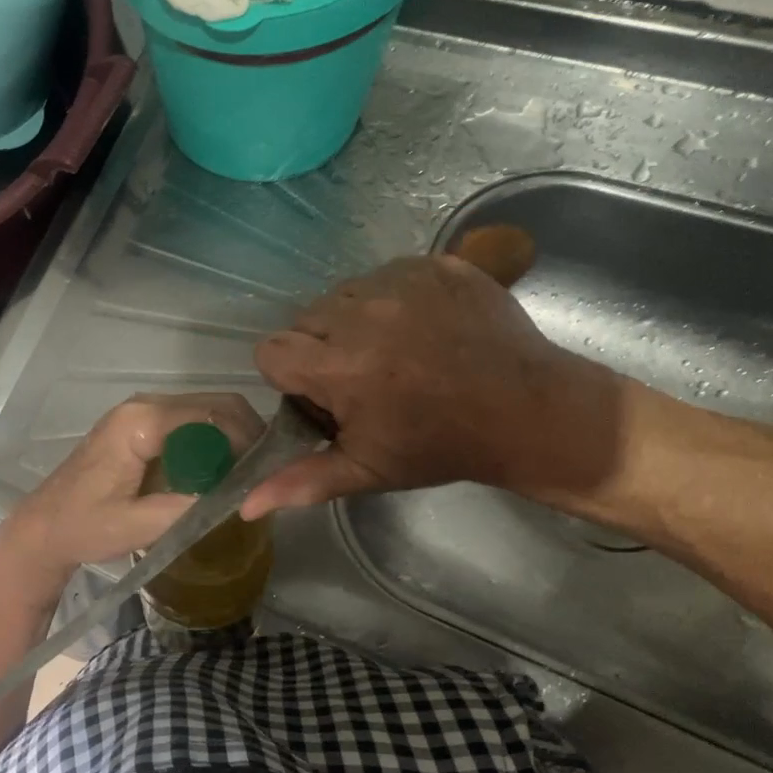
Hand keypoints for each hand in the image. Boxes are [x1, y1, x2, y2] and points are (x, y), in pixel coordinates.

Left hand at [2, 393, 264, 576]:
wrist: (43, 529)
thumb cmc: (84, 527)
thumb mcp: (138, 525)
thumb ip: (189, 507)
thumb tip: (240, 495)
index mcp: (141, 422)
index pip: (214, 415)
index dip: (248, 442)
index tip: (265, 478)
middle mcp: (143, 405)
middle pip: (216, 406)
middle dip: (246, 438)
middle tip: (262, 480)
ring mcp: (141, 412)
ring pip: (206, 412)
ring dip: (231, 441)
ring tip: (245, 481)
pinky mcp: (141, 426)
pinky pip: (190, 424)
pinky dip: (212, 444)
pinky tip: (219, 476)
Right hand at [241, 254, 620, 518]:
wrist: (529, 410)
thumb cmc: (439, 445)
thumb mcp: (366, 470)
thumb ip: (300, 481)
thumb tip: (243, 507)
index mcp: (339, 365)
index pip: (272, 351)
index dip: (292, 376)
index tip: (327, 395)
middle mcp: (362, 313)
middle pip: (304, 320)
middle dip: (321, 347)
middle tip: (364, 378)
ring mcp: (400, 282)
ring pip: (341, 294)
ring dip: (354, 320)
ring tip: (394, 351)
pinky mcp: (433, 265)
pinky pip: (384, 275)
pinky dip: (392, 298)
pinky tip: (421, 328)